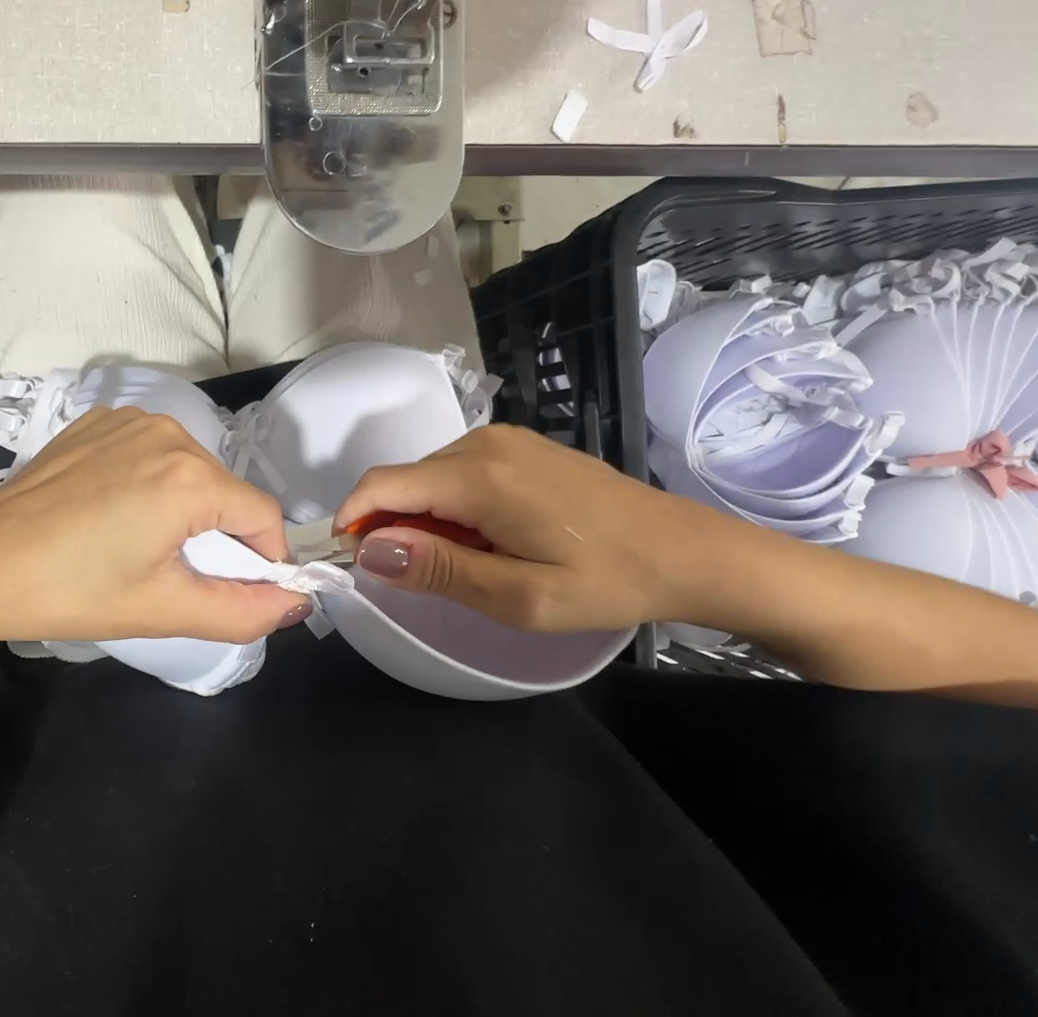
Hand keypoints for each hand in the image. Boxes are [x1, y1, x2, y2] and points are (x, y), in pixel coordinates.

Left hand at [0, 408, 312, 651]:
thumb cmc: (70, 593)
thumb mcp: (164, 610)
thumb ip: (244, 611)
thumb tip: (296, 601)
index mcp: (189, 476)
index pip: (264, 516)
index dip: (262, 562)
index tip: (230, 592)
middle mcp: (166, 432)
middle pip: (226, 492)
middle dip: (218, 537)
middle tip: (171, 576)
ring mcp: (126, 420)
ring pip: (189, 471)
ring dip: (183, 510)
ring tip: (135, 547)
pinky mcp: (95, 423)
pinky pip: (150, 454)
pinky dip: (148, 484)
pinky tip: (110, 515)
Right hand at [334, 424, 746, 632]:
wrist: (687, 552)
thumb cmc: (608, 582)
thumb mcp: (519, 596)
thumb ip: (439, 569)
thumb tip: (369, 551)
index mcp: (479, 476)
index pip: (382, 485)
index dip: (353, 521)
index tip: (350, 563)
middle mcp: (485, 443)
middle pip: (405, 482)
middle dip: (394, 529)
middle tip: (428, 582)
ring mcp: (507, 441)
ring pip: (431, 478)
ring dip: (427, 522)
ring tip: (472, 565)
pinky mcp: (523, 448)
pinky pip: (461, 473)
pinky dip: (454, 508)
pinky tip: (493, 541)